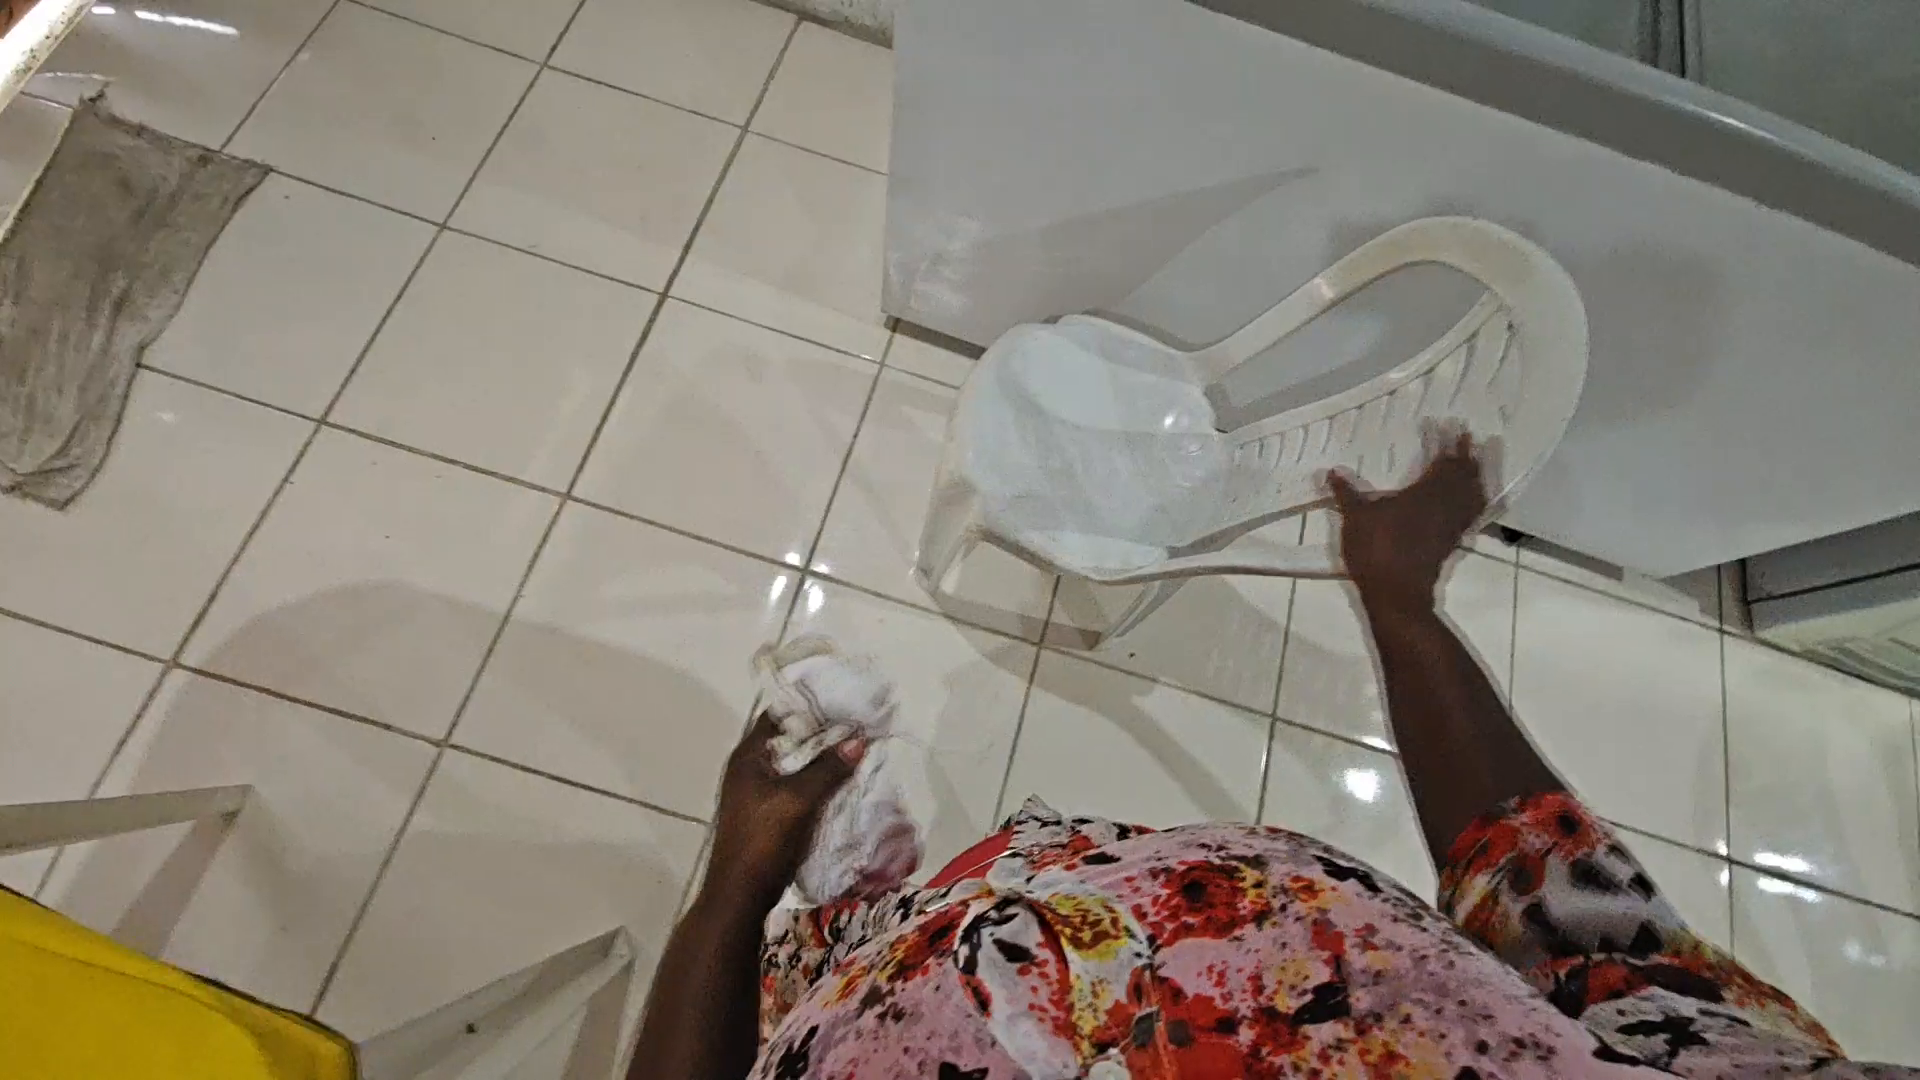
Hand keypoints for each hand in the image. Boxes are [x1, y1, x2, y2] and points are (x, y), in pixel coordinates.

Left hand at [703, 711, 865, 913]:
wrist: (740, 899)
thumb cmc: (763, 842)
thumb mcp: (798, 800)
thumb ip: (828, 768)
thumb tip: (858, 740)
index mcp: (748, 757)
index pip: (779, 715)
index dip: (809, 705)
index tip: (842, 700)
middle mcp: (751, 769)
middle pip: (791, 740)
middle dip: (823, 733)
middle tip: (857, 724)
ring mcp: (759, 793)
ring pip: (797, 765)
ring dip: (823, 759)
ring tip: (856, 748)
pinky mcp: (769, 814)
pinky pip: (799, 786)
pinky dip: (819, 781)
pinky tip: (844, 782)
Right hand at [1327, 422, 1493, 611]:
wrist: (1396, 591)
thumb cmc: (1376, 549)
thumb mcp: (1355, 518)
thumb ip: (1346, 492)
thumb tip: (1331, 470)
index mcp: (1425, 493)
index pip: (1440, 459)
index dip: (1443, 440)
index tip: (1444, 422)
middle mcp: (1446, 503)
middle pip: (1464, 471)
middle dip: (1466, 450)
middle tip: (1466, 432)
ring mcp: (1454, 522)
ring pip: (1475, 490)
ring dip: (1479, 470)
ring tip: (1480, 456)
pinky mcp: (1454, 537)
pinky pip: (1473, 510)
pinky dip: (1478, 497)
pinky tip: (1475, 495)